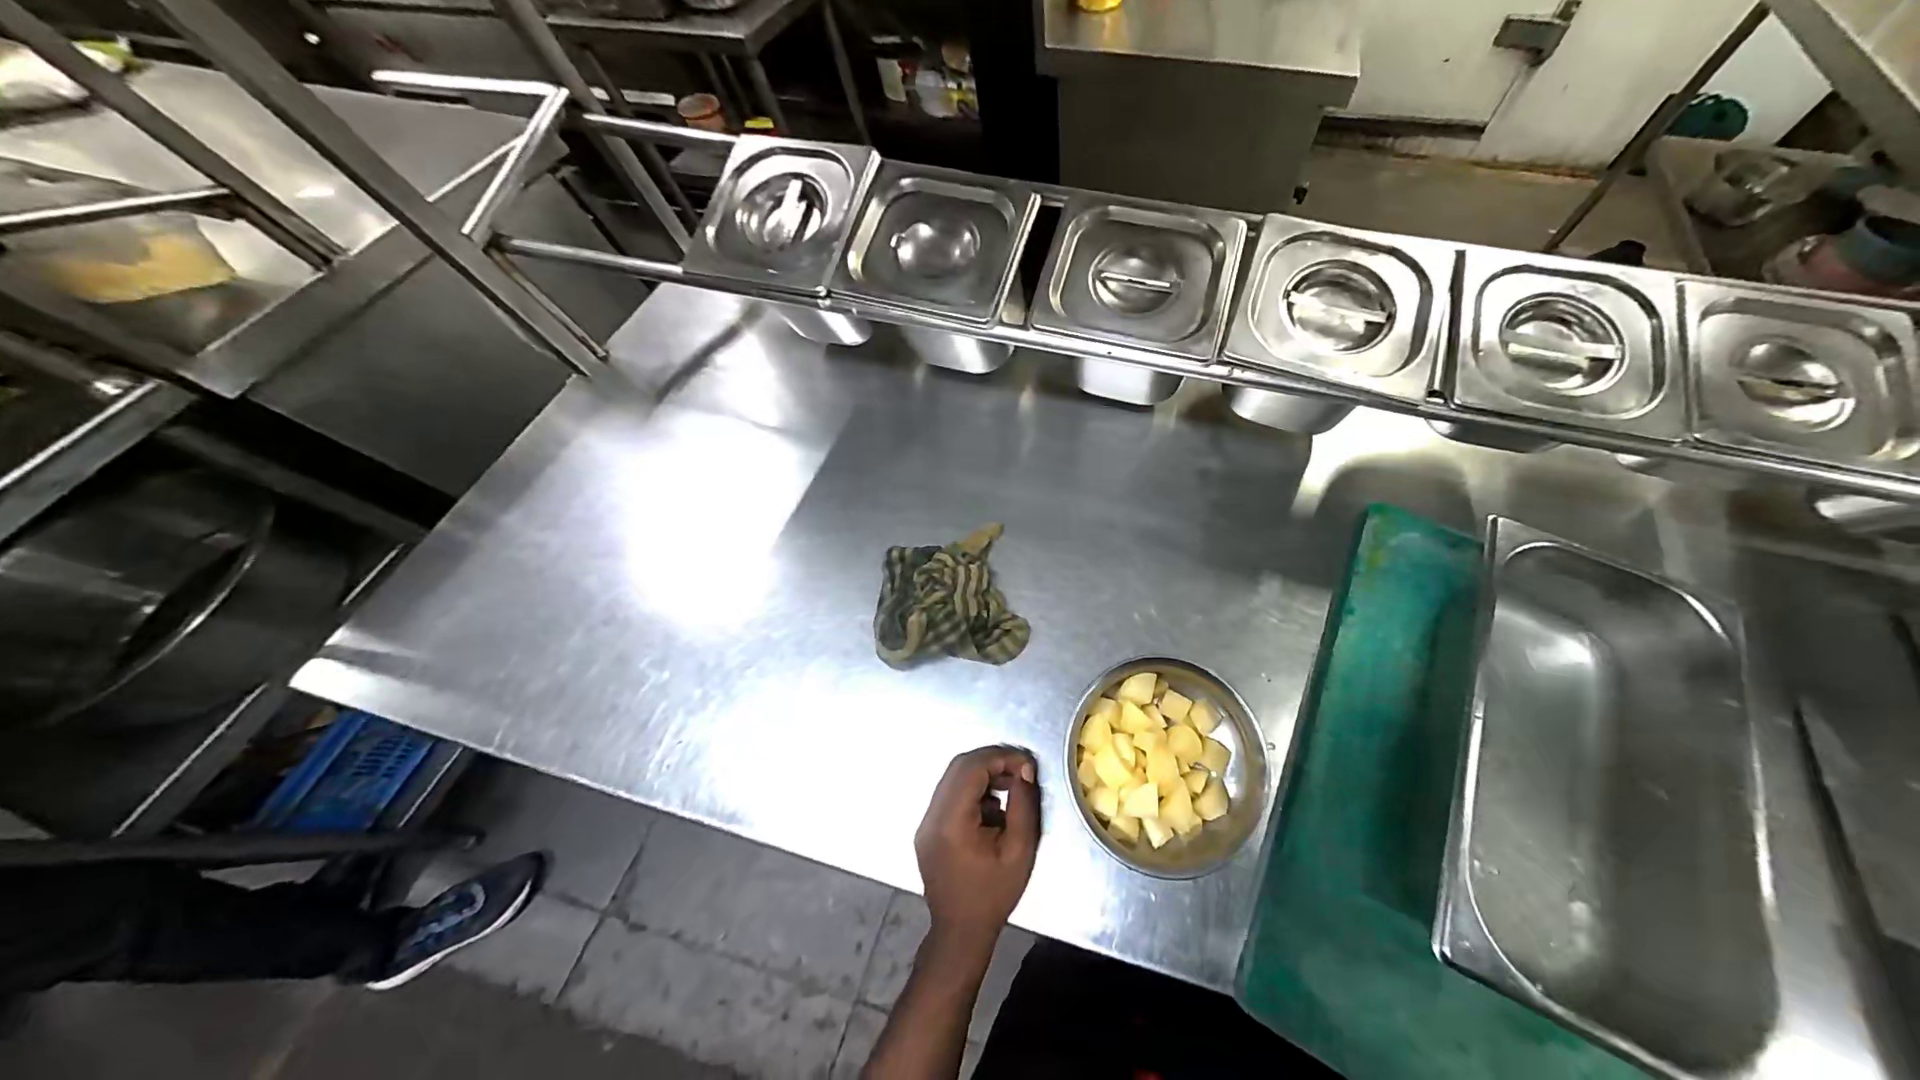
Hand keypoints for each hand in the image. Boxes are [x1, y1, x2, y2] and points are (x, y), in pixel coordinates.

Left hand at [914, 746, 1039, 944]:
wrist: (961, 930)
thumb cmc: (994, 894)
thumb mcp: (1020, 850)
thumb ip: (1023, 805)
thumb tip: (1024, 770)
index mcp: (951, 822)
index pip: (971, 768)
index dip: (1000, 758)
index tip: (1027, 765)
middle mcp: (931, 816)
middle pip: (958, 767)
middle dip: (992, 761)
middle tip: (1021, 771)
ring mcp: (925, 822)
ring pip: (952, 778)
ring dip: (982, 774)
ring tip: (1011, 788)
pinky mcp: (927, 828)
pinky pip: (949, 795)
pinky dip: (971, 790)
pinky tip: (993, 809)